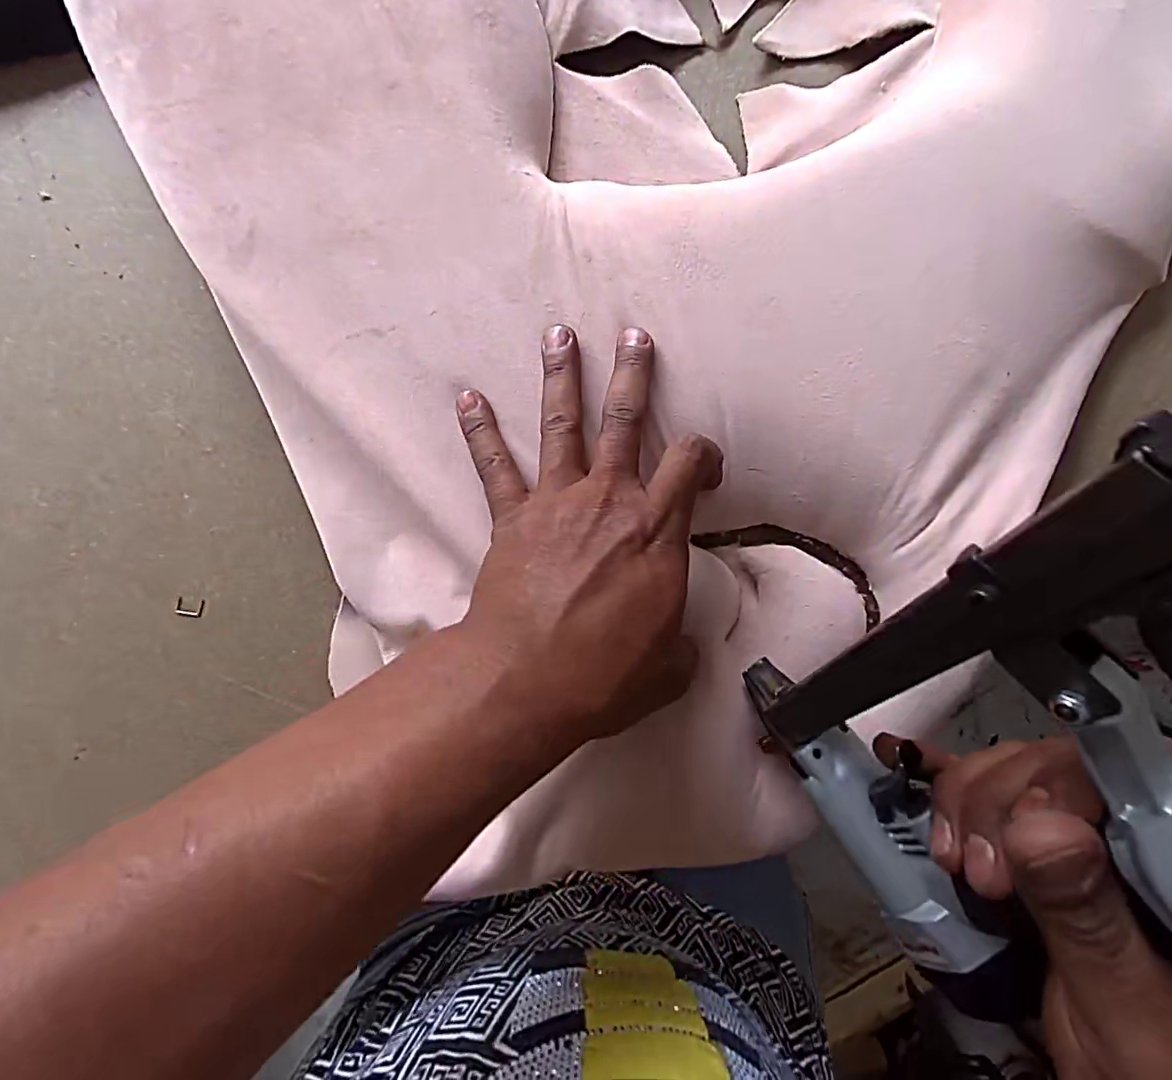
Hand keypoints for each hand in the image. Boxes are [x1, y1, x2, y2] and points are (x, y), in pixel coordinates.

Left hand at [454, 325, 722, 743]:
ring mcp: (557, 503)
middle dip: (633, 374)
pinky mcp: (513, 519)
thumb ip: (679, 647)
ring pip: (563, 425)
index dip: (703, 456)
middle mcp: (610, 501)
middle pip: (626, 420)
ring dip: (562, 377)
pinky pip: (495, 466)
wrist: (527, 680)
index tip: (703, 471)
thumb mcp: (666, 667)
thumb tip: (682, 649)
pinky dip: (480, 431)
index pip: (688, 462)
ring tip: (558, 335)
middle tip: (633, 336)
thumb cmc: (602, 676)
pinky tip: (467, 398)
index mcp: (656, 531)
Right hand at [921, 738, 1171, 1079]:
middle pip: (1066, 766)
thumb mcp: (1143, 1022)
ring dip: (973, 804)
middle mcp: (1169, 843)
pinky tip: (952, 842)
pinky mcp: (1068, 860)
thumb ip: (1094, 927)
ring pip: (1027, 773)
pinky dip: (964, 809)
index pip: (1135, 778)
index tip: (1012, 842)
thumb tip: (1040, 826)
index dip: (1059, 790)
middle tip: (981, 870)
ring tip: (963, 862)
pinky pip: (1006, 805)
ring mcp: (1113, 847)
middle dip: (1001, 804)